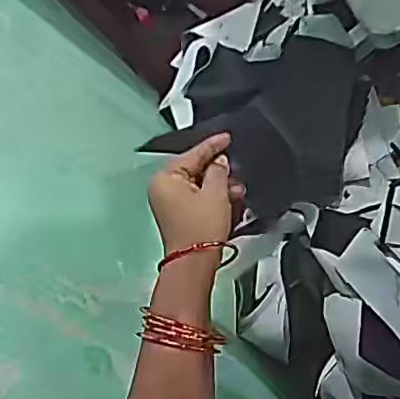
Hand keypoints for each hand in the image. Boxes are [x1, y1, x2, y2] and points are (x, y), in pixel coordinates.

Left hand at [148, 132, 245, 256]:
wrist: (196, 261)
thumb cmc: (200, 230)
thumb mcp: (216, 192)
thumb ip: (219, 170)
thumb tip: (220, 161)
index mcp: (165, 178)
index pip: (192, 154)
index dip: (213, 145)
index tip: (226, 137)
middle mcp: (163, 188)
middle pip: (195, 169)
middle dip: (218, 170)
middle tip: (235, 169)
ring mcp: (169, 202)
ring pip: (198, 184)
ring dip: (219, 185)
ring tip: (236, 190)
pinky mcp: (179, 214)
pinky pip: (197, 198)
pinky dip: (213, 197)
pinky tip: (229, 199)